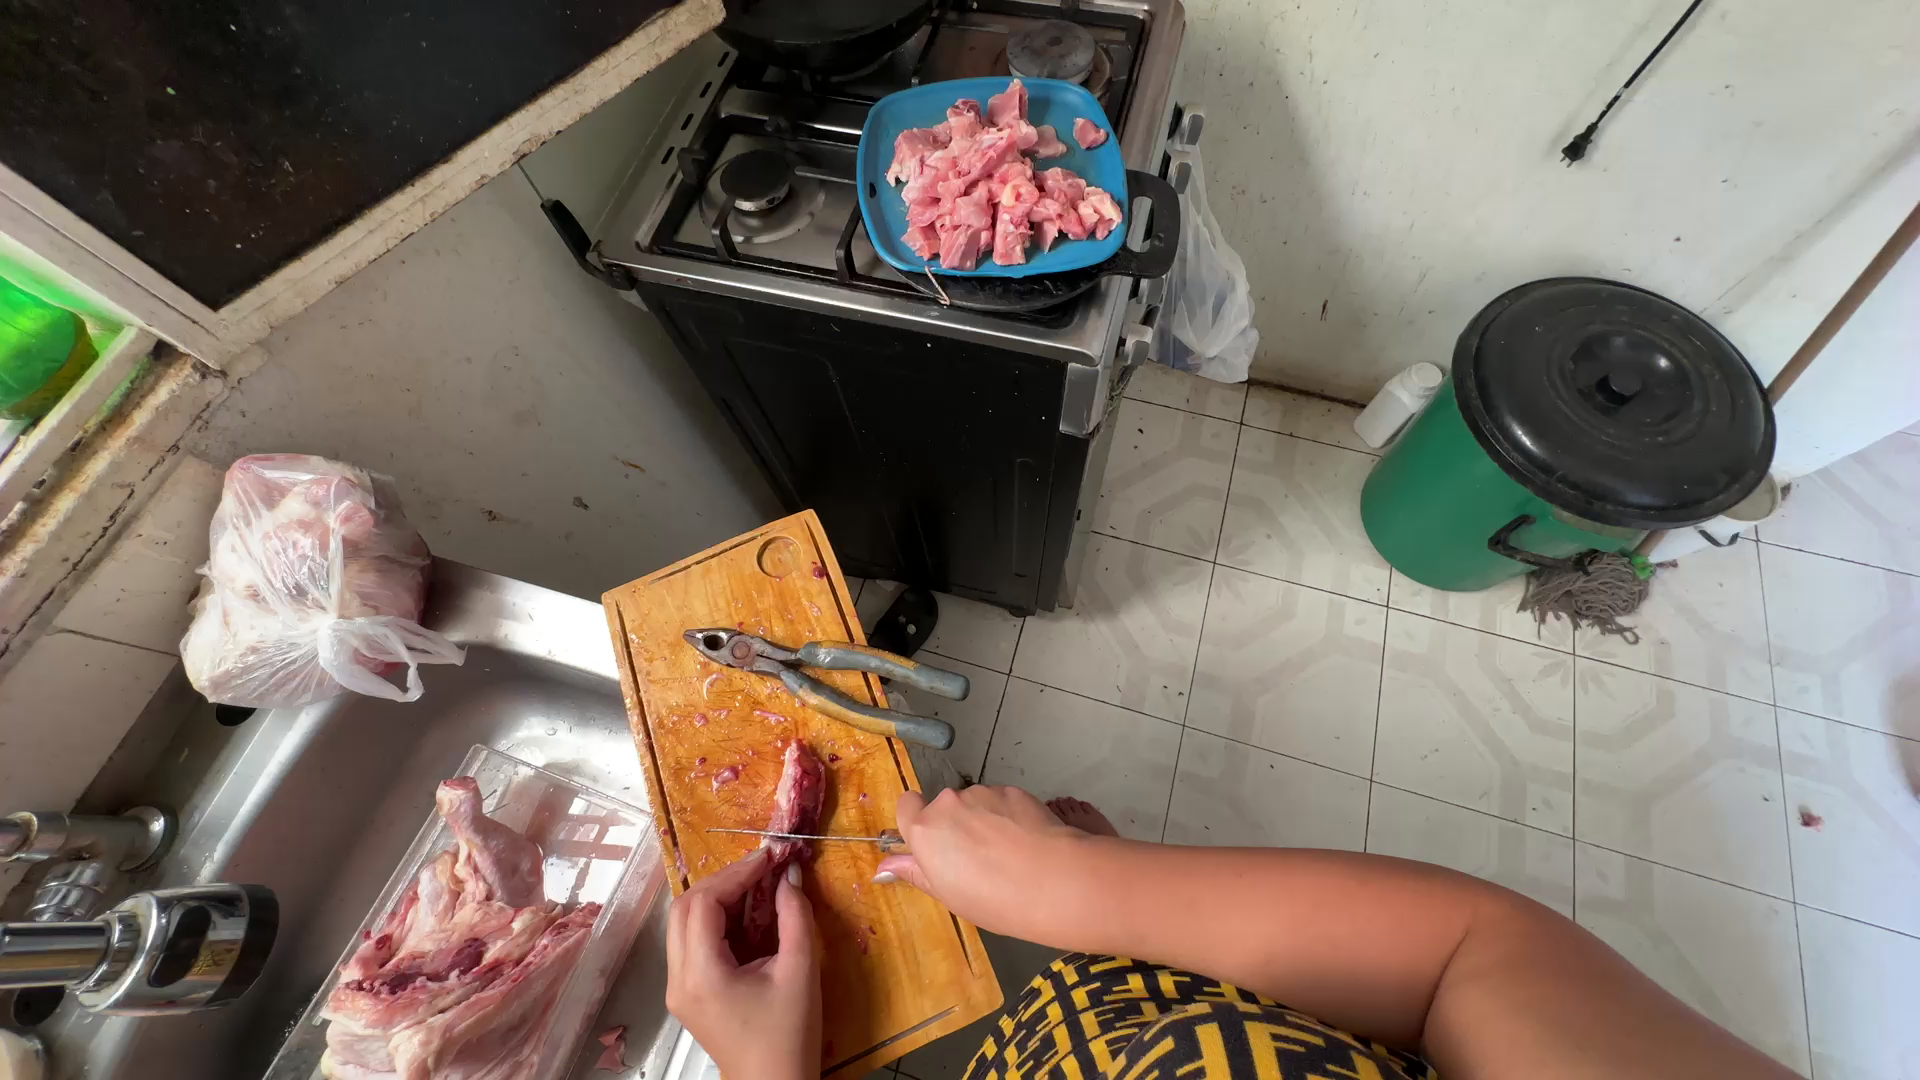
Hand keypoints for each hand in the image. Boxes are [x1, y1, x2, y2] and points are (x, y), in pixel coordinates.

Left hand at [666, 850, 820, 1079]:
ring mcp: (678, 988)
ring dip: (717, 895)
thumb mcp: (801, 968)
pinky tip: (745, 910)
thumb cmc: (790, 1033)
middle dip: (723, 879)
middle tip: (761, 867)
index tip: (768, 857)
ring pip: (683, 921)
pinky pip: (691, 939)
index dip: (735, 872)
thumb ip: (794, 914)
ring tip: (756, 883)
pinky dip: (715, 916)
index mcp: (702, 975)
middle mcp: (679, 979)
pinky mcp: (687, 992)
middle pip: (684, 907)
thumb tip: (789, 873)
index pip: (704, 903)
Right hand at [875, 786, 1091, 938]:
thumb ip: (915, 872)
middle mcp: (948, 802)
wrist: (1051, 879)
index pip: (906, 805)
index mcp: (925, 829)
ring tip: (1007, 852)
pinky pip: (1001, 800)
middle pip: (944, 807)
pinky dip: (1008, 816)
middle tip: (976, 858)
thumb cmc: (992, 899)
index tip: (934, 843)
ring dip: (983, 819)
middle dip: (955, 825)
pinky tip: (1026, 841)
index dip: (918, 820)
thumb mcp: (947, 895)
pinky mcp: (1012, 789)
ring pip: (975, 802)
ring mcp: (982, 792)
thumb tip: (882, 868)